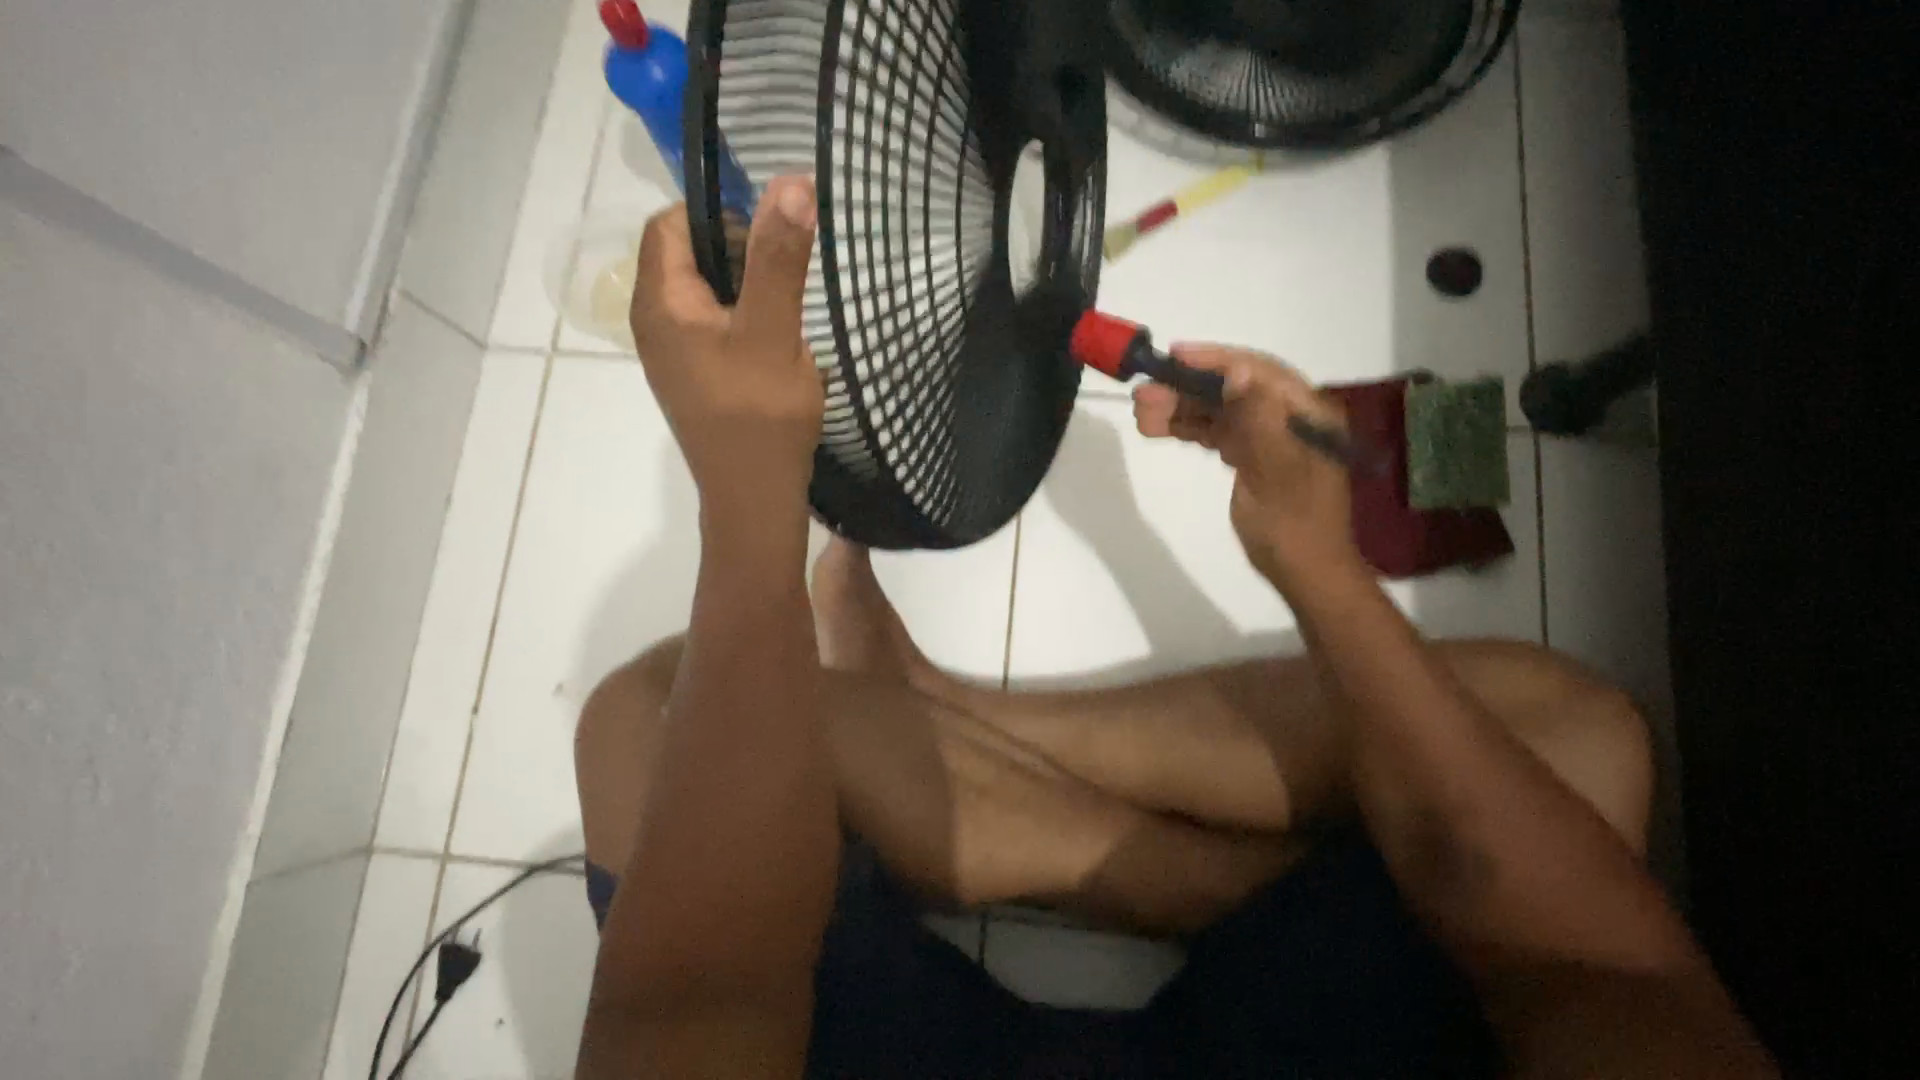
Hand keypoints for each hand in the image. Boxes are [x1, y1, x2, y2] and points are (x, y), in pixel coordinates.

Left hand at [630, 175, 823, 522]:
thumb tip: (790, 181)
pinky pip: (716, 331)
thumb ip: (779, 258)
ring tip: (788, 315)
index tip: (769, 232)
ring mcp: (674, 357)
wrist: (753, 500)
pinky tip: (780, 351)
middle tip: (787, 277)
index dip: (719, 214)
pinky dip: (748, 326)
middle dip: (741, 256)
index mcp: (659, 303)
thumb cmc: (758, 415)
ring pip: (708, 298)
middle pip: (689, 259)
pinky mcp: (696, 381)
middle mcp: (654, 325)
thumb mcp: (773, 330)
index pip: (670, 225)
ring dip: (750, 294)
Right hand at [1132, 344, 1360, 584]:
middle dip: (1187, 390)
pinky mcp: (1255, 457)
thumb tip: (1237, 373)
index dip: (1214, 361)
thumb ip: (1258, 420)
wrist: (1305, 574)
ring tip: (1142, 415)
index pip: (1257, 372)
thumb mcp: (1276, 473)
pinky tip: (1162, 429)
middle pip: (1233, 390)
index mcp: (1306, 413)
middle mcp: (1289, 417)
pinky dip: (1192, 429)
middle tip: (1143, 397)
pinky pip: (1219, 433)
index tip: (1173, 357)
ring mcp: (1271, 437)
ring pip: (1221, 411)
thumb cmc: (1293, 527)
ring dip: (1182, 410)